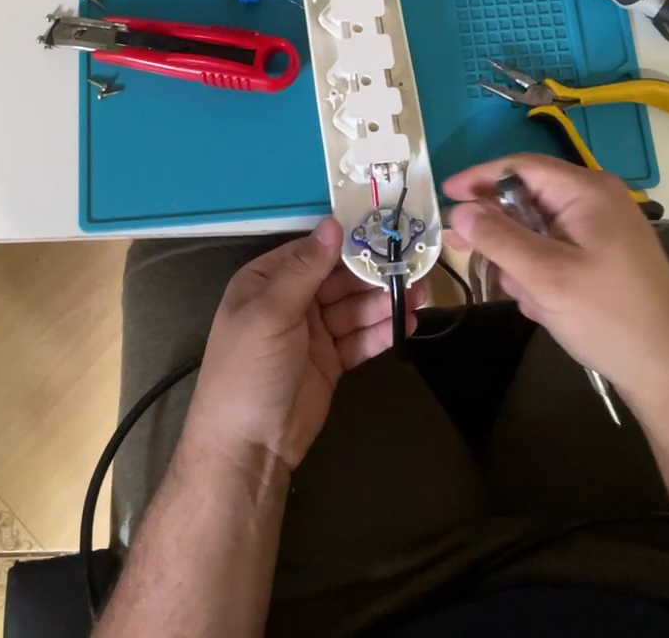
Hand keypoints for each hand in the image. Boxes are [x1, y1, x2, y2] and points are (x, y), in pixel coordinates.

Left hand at [181, 218, 427, 475]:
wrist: (247, 446)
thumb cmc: (249, 370)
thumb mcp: (270, 313)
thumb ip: (304, 269)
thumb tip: (333, 222)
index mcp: (266, 281)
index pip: (313, 251)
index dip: (348, 241)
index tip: (387, 230)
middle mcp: (290, 301)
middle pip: (340, 279)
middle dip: (375, 273)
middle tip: (415, 266)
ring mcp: (312, 333)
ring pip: (355, 308)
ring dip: (385, 301)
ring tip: (421, 294)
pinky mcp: (331, 361)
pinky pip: (361, 338)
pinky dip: (383, 331)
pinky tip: (409, 323)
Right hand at [444, 154, 668, 383]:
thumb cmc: (607, 315)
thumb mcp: (544, 275)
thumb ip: (497, 238)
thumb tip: (459, 210)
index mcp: (587, 191)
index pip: (521, 167)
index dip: (479, 178)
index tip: (445, 196)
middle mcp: (596, 201)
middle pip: (528, 198)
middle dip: (499, 228)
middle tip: (463, 249)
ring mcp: (603, 229)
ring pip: (538, 229)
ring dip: (521, 259)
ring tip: (525, 296)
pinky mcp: (604, 256)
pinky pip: (556, 250)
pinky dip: (540, 272)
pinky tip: (542, 305)